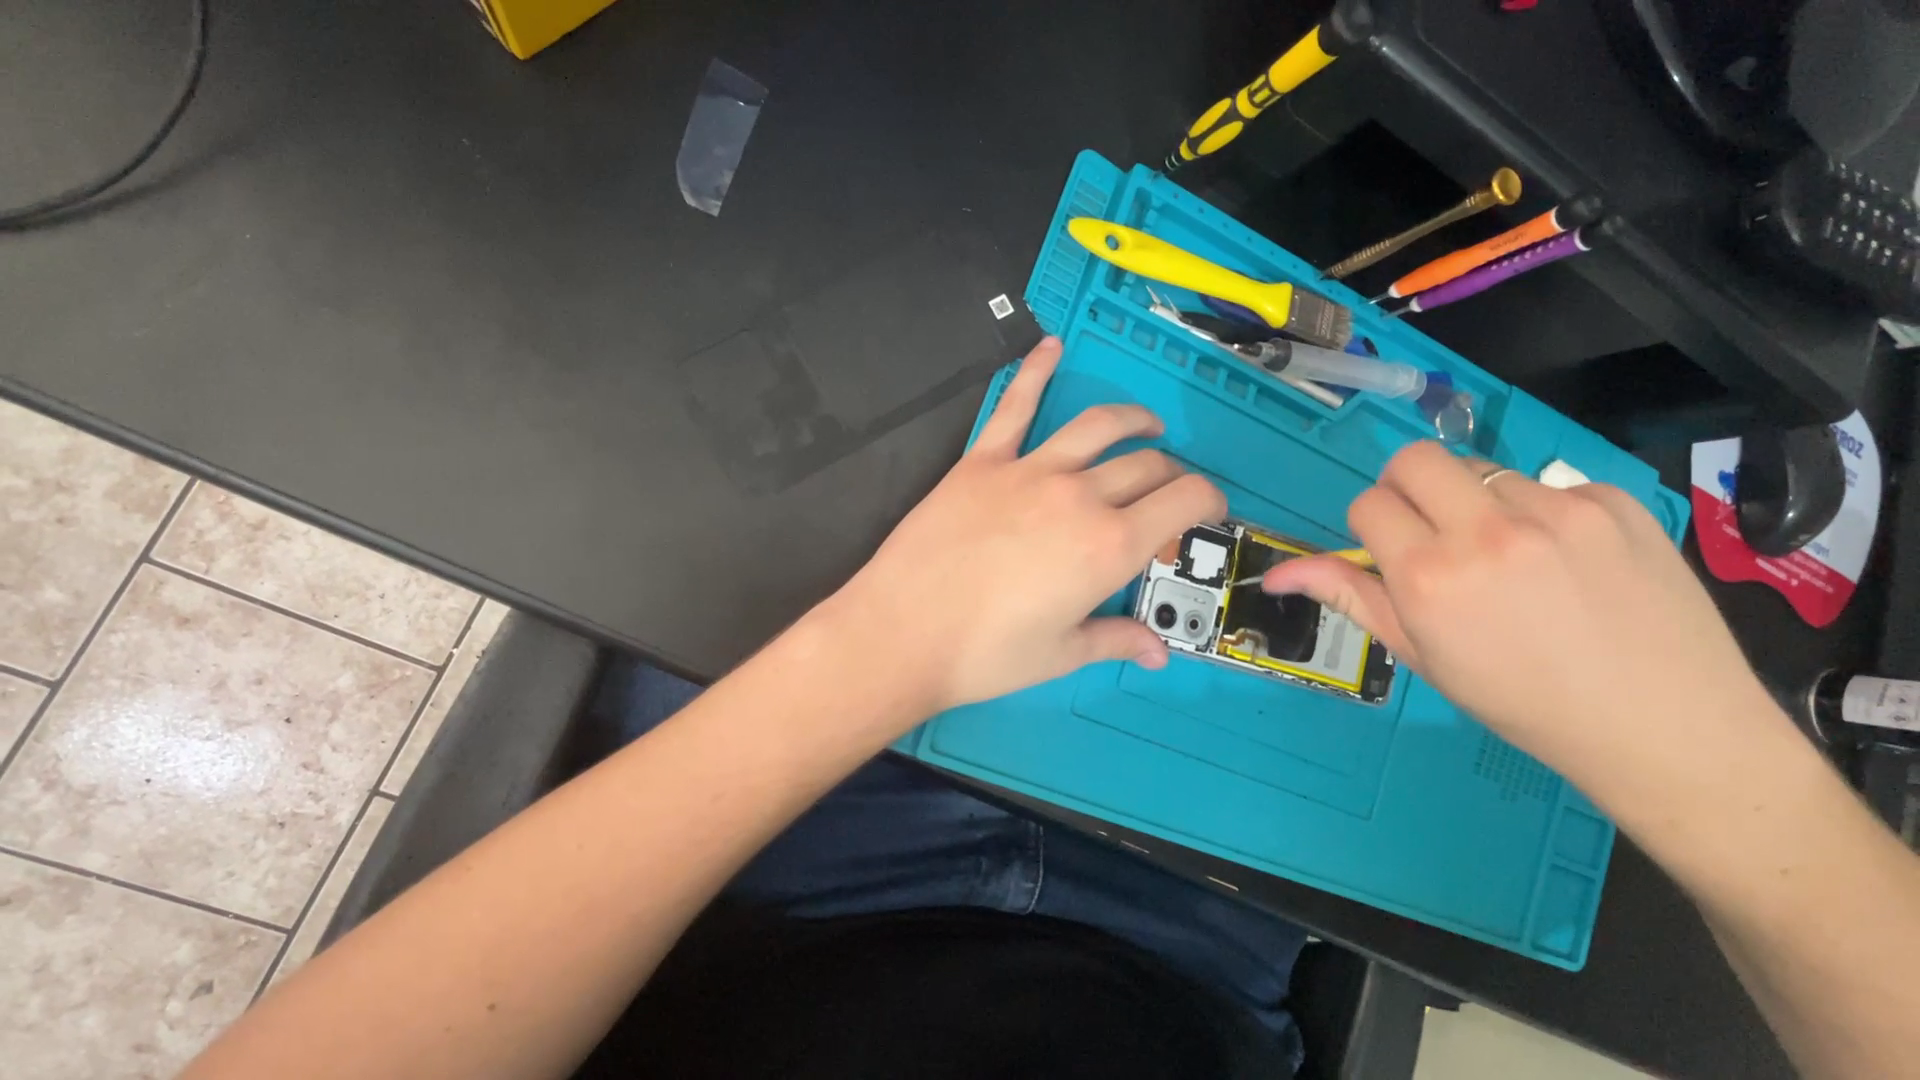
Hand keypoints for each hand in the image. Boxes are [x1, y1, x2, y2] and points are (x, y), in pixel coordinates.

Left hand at [822, 337, 1224, 713]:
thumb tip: (1158, 653)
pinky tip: (1050, 346)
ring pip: (1099, 426)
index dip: (1209, 499)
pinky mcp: (983, 460)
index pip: (1184, 500)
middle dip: (1171, 475)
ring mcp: (1030, 470)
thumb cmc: (985, 655)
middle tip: (1168, 491)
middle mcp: (1081, 497)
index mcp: (1110, 547)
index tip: (1208, 508)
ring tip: (1145, 425)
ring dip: (1132, 420)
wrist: (902, 634)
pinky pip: (1016, 405)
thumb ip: (1116, 640)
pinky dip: (1035, 370)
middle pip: (1147, 465)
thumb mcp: (1061, 654)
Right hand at [1262, 441, 1771, 786]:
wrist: (1661, 726)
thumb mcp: (1422, 655)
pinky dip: (1544, 513)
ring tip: (1514, 557)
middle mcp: (1486, 530)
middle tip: (1433, 529)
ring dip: (1480, 502)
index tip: (1394, 554)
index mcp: (1429, 576)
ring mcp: (1558, 510)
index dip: (1373, 527)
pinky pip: (1551, 485)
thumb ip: (1350, 597)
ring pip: (1484, 471)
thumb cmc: (1521, 701)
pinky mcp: (1615, 501)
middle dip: (1408, 487)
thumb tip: (1276, 573)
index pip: (1368, 503)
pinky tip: (1570, 560)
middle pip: (1415, 459)